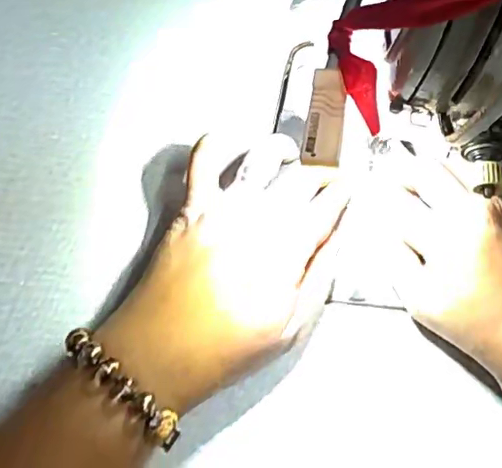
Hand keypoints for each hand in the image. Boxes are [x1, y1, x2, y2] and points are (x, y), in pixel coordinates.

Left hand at [95, 134, 348, 410]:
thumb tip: (341, 233)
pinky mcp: (191, 207)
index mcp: (289, 247)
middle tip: (327, 183)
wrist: (151, 362)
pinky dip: (215, 142)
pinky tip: (229, 139)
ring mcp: (224, 207)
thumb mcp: (290, 329)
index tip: (350, 191)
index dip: (346, 192)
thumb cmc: (226, 350)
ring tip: (290, 157)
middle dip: (324, 174)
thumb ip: (322, 276)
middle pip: (304, 176)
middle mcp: (261, 216)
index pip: (331, 201)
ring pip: (264, 156)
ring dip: (283, 149)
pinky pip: (203, 161)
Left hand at [378, 152, 501, 385]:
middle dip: (393, 188)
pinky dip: (397, 254)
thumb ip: (475, 191)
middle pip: (401, 194)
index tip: (405, 164)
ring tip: (403, 222)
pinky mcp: (419, 300)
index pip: (429, 170)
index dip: (411, 164)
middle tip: (392, 187)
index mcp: (481, 210)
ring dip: (393, 220)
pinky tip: (410, 254)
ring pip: (391, 226)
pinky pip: (393, 263)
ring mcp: (434, 269)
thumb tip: (444, 167)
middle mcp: (455, 236)